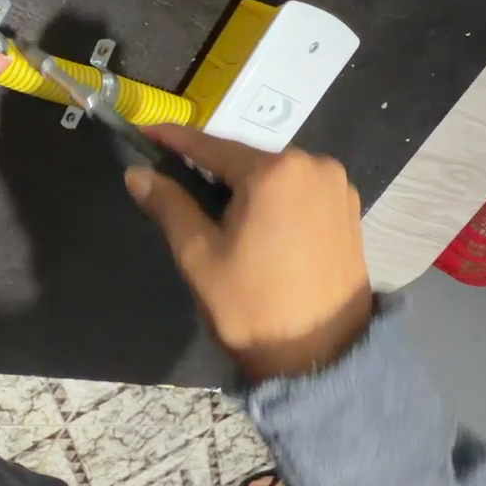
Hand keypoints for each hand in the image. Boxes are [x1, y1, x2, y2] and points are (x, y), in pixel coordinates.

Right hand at [127, 125, 372, 380]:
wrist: (319, 353)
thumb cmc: (250, 305)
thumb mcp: (197, 255)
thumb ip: (168, 205)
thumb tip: (137, 174)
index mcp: (275, 171)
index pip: (211, 146)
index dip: (174, 140)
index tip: (145, 132)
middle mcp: (313, 165)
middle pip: (245, 159)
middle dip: (210, 170)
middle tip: (176, 190)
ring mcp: (337, 186)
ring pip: (273, 176)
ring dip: (241, 188)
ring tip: (215, 218)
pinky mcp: (348, 210)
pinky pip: (297, 192)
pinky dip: (270, 201)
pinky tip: (253, 228)